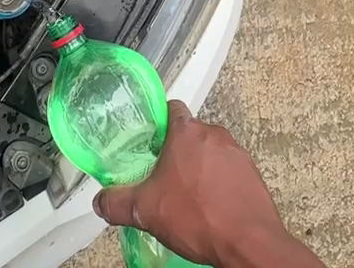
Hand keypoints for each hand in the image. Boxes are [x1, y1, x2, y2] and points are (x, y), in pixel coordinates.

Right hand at [93, 101, 317, 267]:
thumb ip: (118, 202)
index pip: (171, 108)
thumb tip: (100, 201)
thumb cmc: (199, 217)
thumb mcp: (147, 211)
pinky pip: (230, 170)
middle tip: (166, 177)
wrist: (249, 244)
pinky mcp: (253, 173)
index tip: (151, 141)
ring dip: (201, 168)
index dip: (159, 122)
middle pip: (190, 133)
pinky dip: (221, 183)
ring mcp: (236, 152)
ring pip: (211, 152)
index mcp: (186, 132)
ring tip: (191, 196)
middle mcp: (213, 133)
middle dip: (179, 152)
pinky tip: (213, 206)